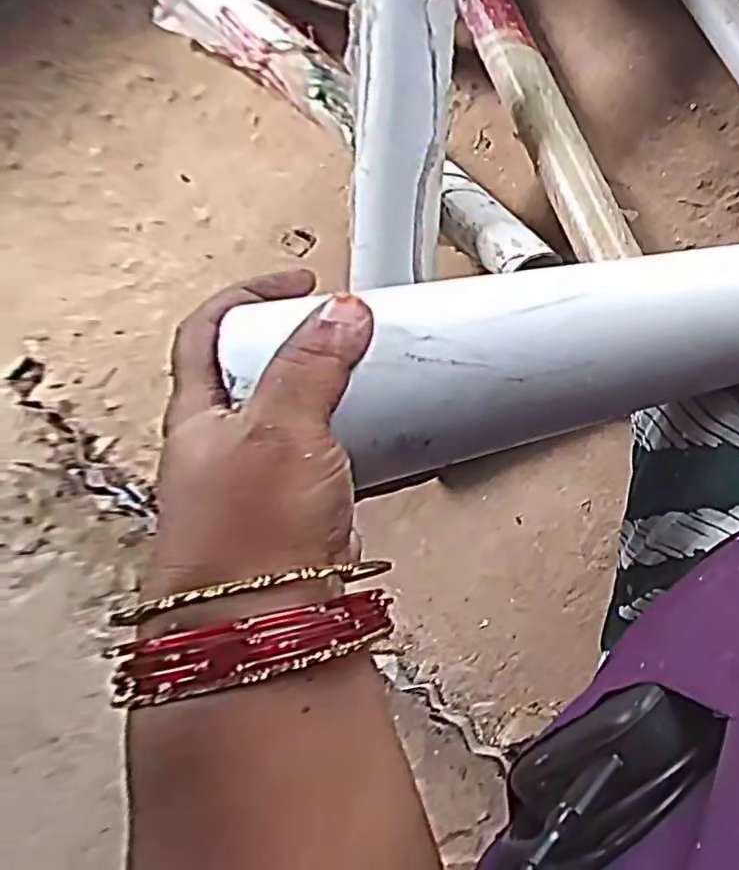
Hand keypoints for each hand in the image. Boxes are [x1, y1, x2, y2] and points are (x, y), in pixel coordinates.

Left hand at [148, 269, 375, 601]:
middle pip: (258, 364)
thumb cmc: (247, 532)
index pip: (211, 332)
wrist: (269, 606)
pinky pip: (341, 439)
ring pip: (302, 403)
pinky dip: (368, 423)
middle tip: (348, 320)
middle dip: (302, 335)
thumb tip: (341, 313)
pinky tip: (389, 429)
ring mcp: (271, 463)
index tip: (303, 279)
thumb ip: (313, 369)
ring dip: (340, 381)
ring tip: (377, 368)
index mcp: (203, 412)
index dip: (252, 297)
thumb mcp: (281, 430)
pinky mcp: (312, 488)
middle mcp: (230, 435)